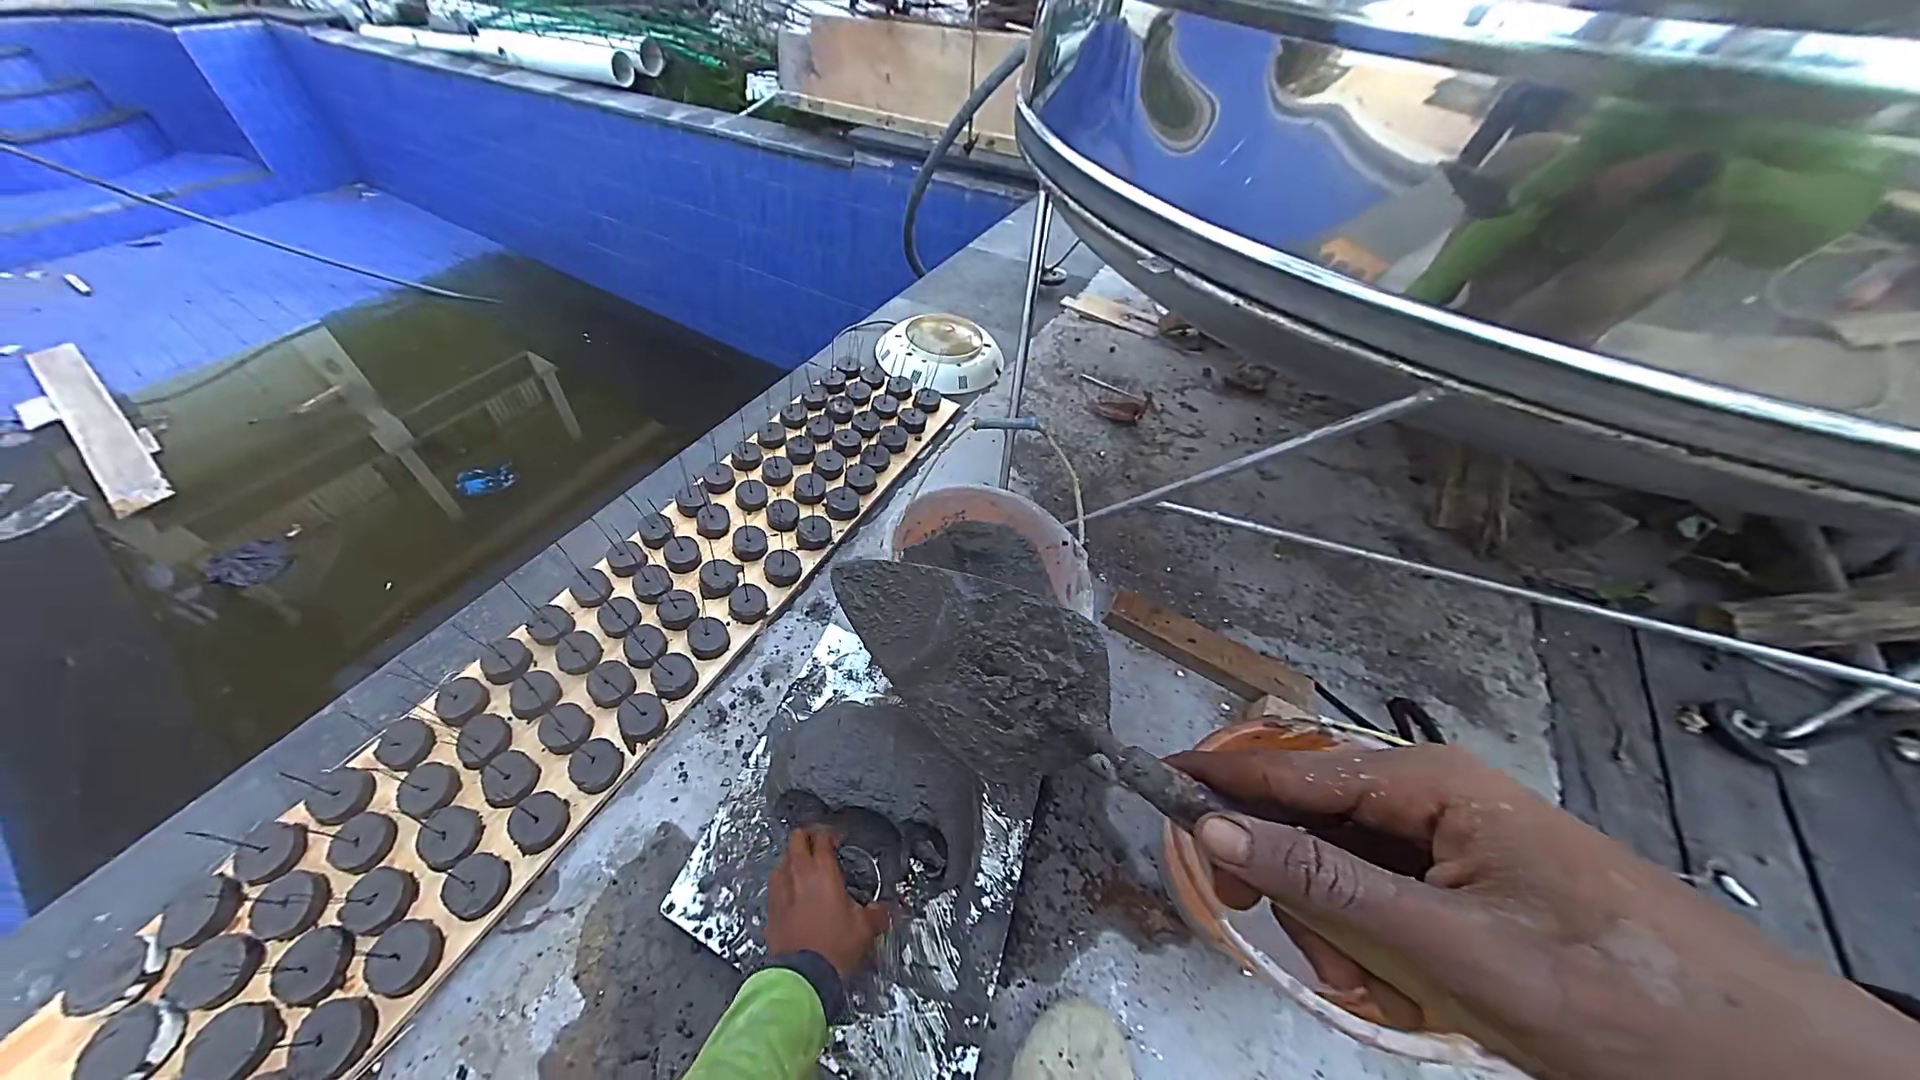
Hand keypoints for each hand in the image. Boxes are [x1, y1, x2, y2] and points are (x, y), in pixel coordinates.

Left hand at [767, 826, 890, 977]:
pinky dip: (783, 879)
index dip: (830, 835)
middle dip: (807, 837)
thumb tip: (882, 910)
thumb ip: (875, 913)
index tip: (838, 841)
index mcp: (823, 871)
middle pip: (797, 840)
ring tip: (803, 865)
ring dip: (793, 857)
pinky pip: (774, 883)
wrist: (802, 977)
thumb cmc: (834, 948)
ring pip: (782, 859)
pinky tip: (790, 890)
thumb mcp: (864, 929)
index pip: (822, 839)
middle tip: (818, 844)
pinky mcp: (770, 909)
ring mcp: (781, 891)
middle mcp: (799, 875)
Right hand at [1168, 744, 1919, 1079]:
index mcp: (1425, 784)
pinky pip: (1376, 898)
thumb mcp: (1451, 948)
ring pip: (1338, 870)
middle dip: (1300, 891)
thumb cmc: (1619, 1001)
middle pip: (1310, 825)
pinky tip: (1408, 990)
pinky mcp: (1459, 881)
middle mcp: (1427, 797)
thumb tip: (1214, 829)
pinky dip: (1372, 946)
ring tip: (1387, 992)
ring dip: (1341, 933)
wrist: (1789, 1079)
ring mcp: (1445, 839)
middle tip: (1323, 958)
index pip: (1290, 770)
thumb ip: (1322, 882)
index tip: (1156, 777)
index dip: (1219, 775)